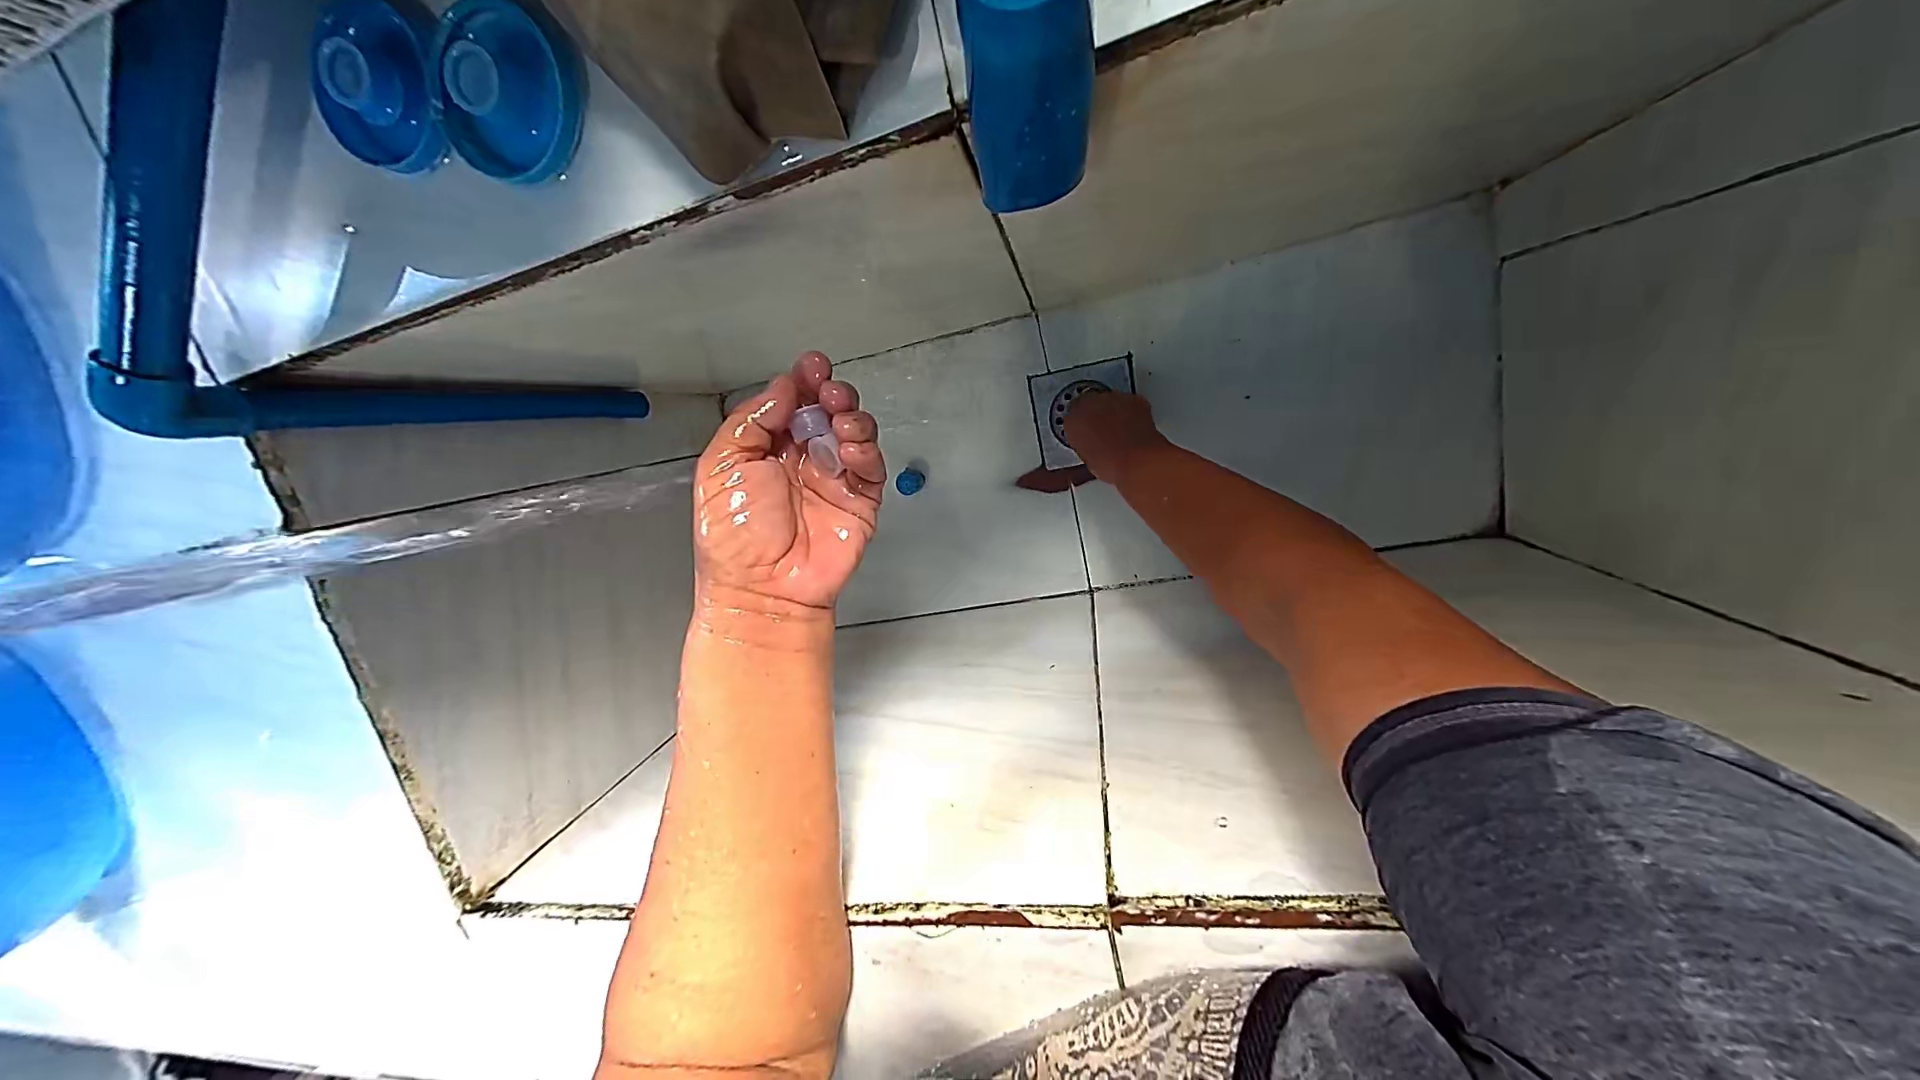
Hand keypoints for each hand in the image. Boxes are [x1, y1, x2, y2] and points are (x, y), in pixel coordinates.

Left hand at [693, 352, 885, 612]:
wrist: (762, 589)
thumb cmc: (735, 535)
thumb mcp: (723, 465)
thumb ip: (752, 421)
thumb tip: (783, 388)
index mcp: (768, 448)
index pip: (792, 404)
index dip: (803, 381)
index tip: (811, 366)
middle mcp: (803, 460)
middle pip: (828, 412)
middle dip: (832, 393)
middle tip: (829, 388)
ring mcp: (833, 480)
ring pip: (854, 433)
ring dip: (852, 417)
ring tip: (840, 417)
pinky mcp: (859, 502)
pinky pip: (871, 467)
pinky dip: (867, 450)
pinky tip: (851, 448)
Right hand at [1062, 391, 1165, 481]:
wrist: (1136, 459)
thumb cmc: (1111, 463)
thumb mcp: (1087, 458)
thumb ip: (1084, 442)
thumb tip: (1090, 443)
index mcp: (1072, 421)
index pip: (1071, 415)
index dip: (1081, 423)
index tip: (1086, 429)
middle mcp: (1089, 404)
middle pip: (1090, 402)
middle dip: (1096, 413)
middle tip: (1104, 430)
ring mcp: (1111, 398)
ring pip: (1110, 400)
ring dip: (1113, 410)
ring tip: (1121, 430)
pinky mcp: (1133, 399)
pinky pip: (1130, 402)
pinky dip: (1131, 411)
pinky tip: (1134, 426)